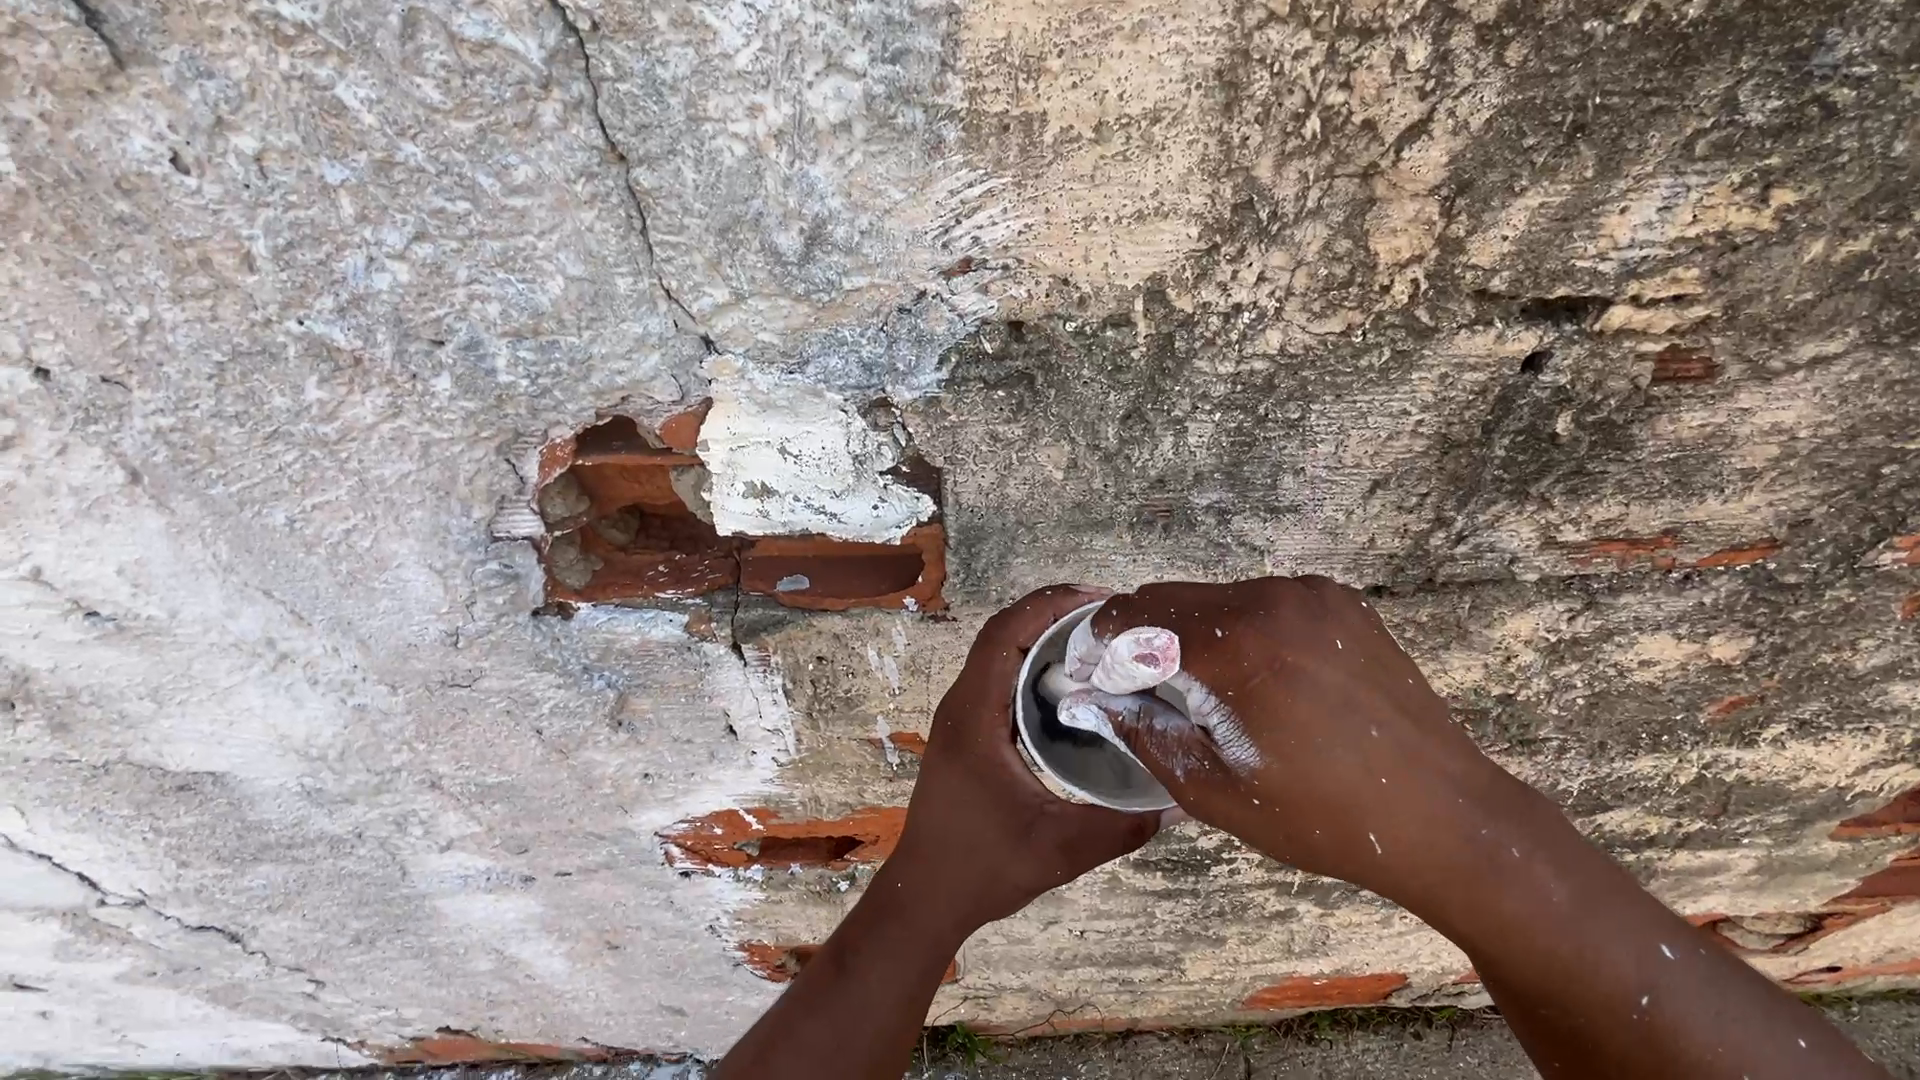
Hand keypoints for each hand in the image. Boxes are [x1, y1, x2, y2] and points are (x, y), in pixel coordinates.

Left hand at [884, 585, 1164, 932]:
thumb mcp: (1059, 850)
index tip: (1101, 600)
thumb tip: (1178, 802)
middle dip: (1053, 613)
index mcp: (975, 716)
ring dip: (1042, 636)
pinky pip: (1000, 678)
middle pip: (1003, 633)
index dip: (1049, 605)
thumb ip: (1121, 827)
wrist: (926, 894)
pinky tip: (1072, 685)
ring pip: (999, 653)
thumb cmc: (982, 867)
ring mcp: (961, 718)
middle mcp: (962, 705)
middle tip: (1111, 617)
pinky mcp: (967, 732)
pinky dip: (1033, 665)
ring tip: (1098, 641)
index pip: (1005, 634)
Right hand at [1061, 576, 1525, 910]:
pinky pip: (1261, 601)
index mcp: (1236, 646)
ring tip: (1194, 687)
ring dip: (1187, 632)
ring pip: (1215, 597)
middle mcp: (1271, 600)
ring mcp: (1312, 595)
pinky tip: (1251, 675)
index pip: (1136, 617)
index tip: (1088, 670)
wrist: (1443, 817)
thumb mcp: (1212, 789)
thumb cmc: (1320, 815)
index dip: (1100, 641)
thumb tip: (1093, 696)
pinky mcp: (1340, 602)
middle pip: (1171, 599)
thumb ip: (1143, 730)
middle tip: (1131, 683)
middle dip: (1138, 636)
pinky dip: (1236, 627)